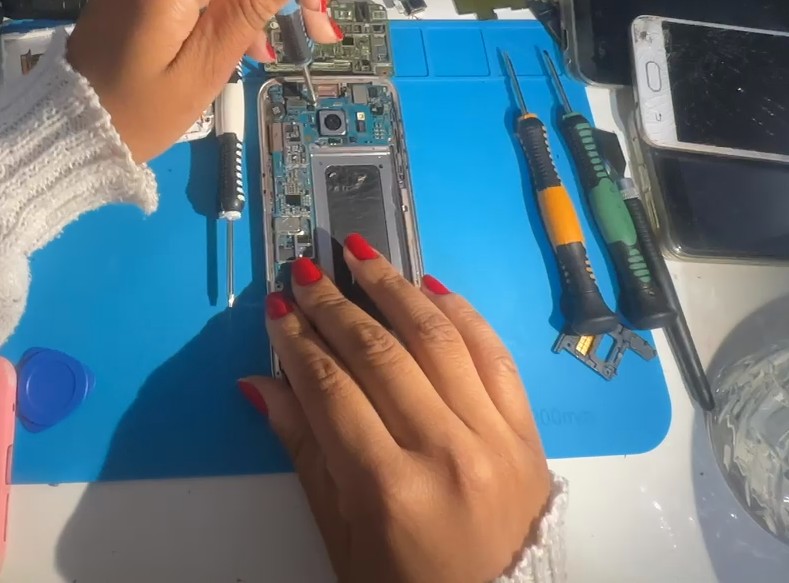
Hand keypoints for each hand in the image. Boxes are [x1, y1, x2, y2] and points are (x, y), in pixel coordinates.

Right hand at [240, 243, 553, 582]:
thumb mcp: (341, 535)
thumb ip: (303, 451)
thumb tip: (260, 383)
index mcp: (389, 491)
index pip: (331, 389)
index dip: (297, 342)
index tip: (277, 307)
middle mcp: (445, 453)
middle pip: (379, 354)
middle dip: (334, 304)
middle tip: (306, 271)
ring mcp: (494, 437)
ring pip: (437, 337)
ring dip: (393, 287)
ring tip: (360, 253)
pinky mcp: (527, 430)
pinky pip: (493, 353)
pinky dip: (461, 312)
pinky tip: (429, 284)